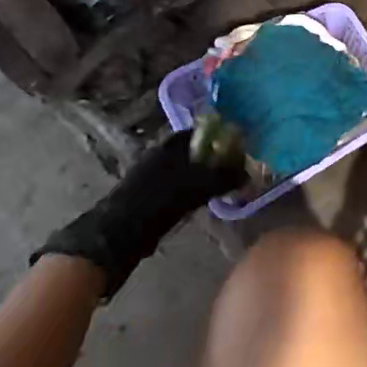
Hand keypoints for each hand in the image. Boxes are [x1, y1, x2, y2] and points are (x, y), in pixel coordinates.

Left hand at [33, 117, 248, 297]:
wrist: (117, 234)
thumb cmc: (158, 202)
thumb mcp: (198, 187)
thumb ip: (225, 178)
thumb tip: (249, 173)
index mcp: (169, 146)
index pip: (199, 132)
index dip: (219, 136)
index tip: (237, 146)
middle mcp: (158, 155)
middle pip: (192, 151)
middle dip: (213, 157)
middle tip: (233, 167)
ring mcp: (150, 175)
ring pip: (184, 169)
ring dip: (202, 175)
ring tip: (221, 185)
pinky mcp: (146, 195)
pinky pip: (176, 185)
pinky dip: (190, 189)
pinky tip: (201, 200)